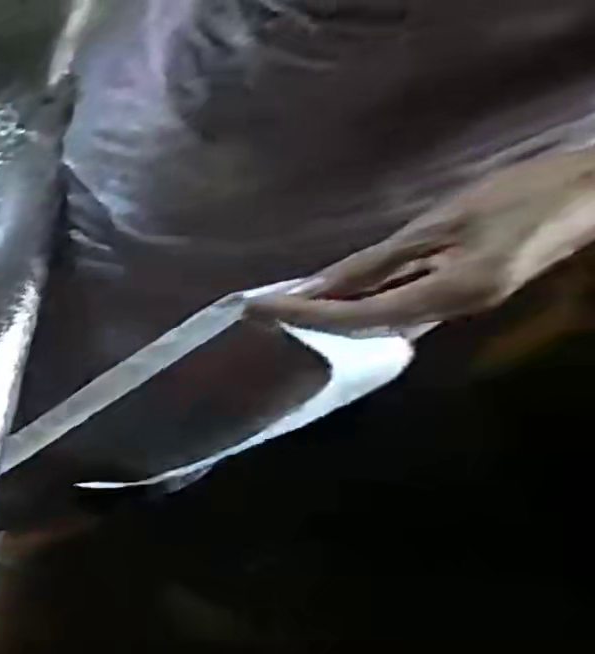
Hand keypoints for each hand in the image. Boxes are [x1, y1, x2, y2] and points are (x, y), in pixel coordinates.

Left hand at [249, 147, 594, 332]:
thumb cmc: (531, 193)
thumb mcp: (443, 223)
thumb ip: (373, 261)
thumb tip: (310, 287)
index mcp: (448, 295)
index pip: (350, 317)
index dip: (299, 314)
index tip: (255, 307)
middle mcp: (447, 312)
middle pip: (356, 327)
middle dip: (303, 323)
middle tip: (254, 314)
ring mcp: (453, 307)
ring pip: (370, 321)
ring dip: (323, 317)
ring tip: (275, 310)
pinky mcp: (455, 297)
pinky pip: (389, 309)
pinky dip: (351, 306)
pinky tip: (322, 299)